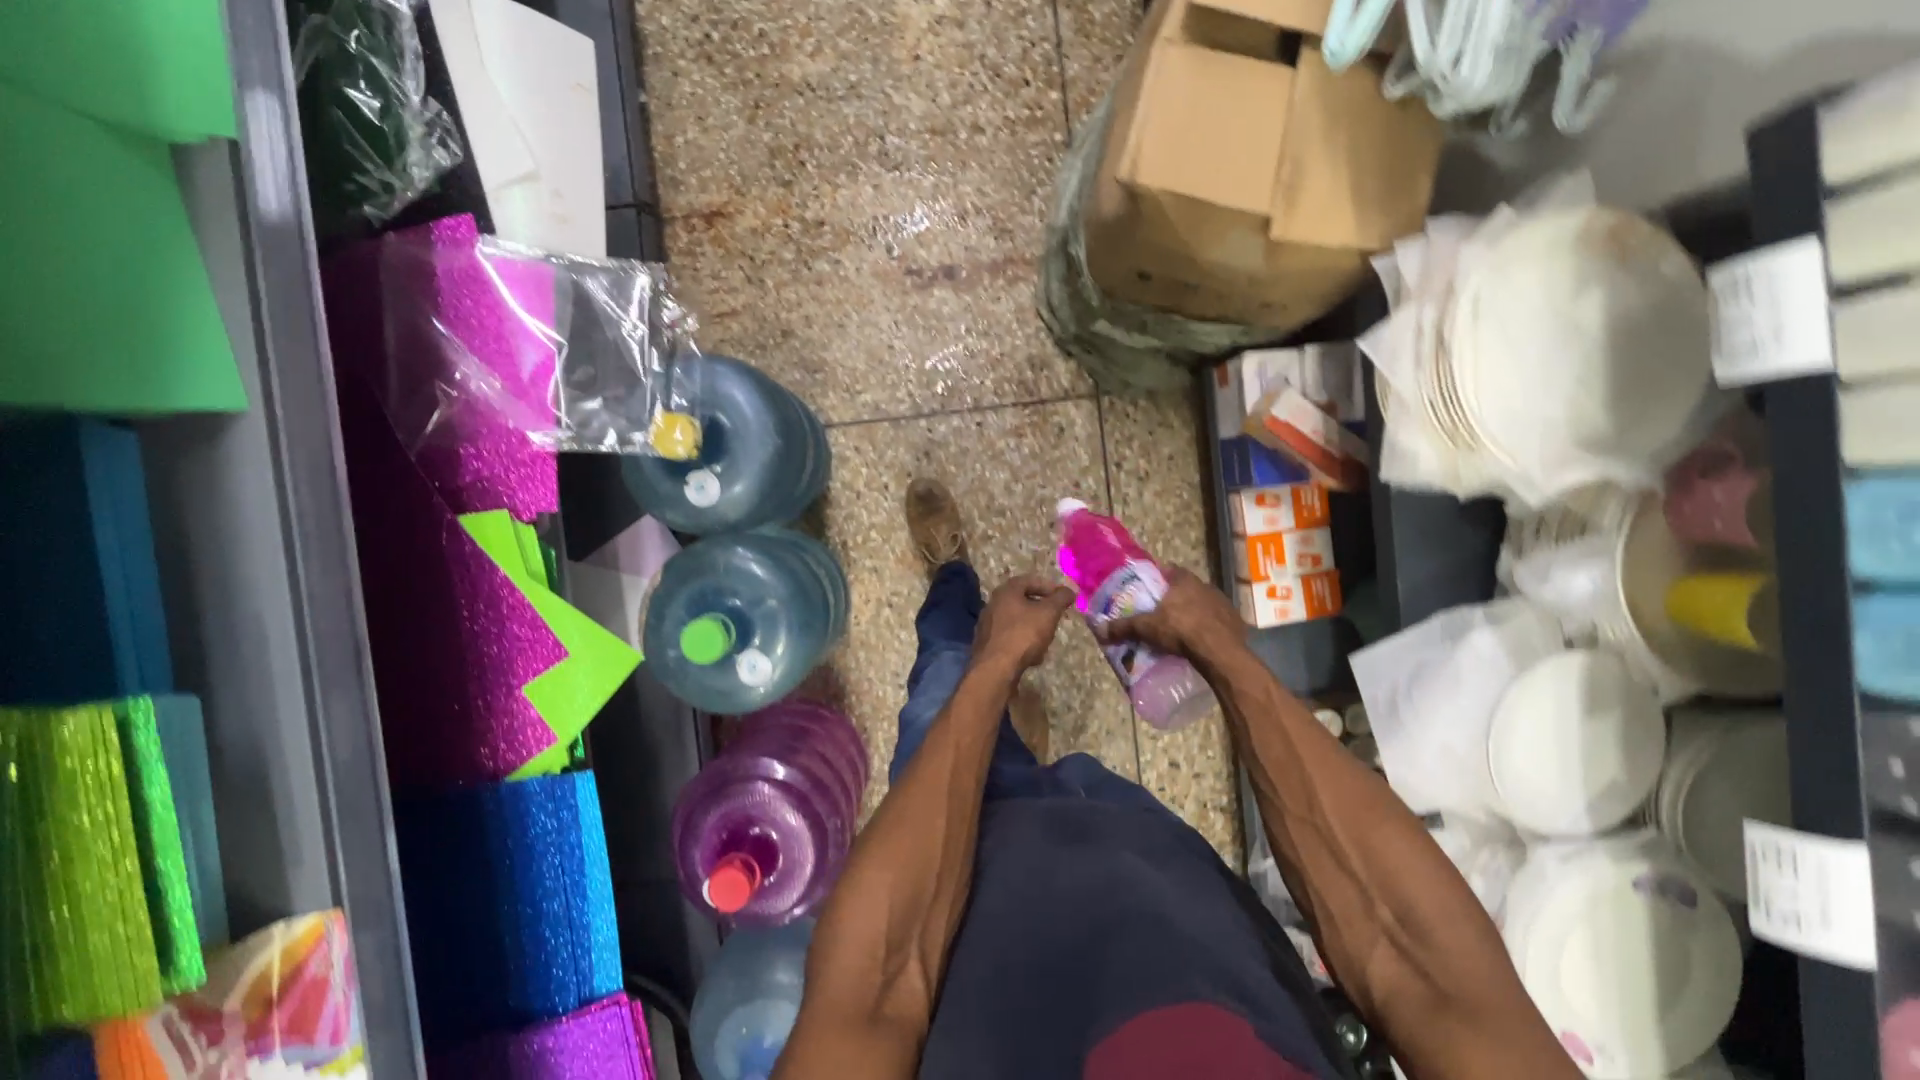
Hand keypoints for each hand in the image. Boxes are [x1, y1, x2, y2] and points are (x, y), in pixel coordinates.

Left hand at [972, 573, 1077, 672]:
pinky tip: (1032, 655)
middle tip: (1055, 617)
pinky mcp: (986, 644)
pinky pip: (1009, 637)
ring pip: (1016, 621)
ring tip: (1047, 638)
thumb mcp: (1049, 613)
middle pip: (1022, 601)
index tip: (1063, 597)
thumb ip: (1060, 598)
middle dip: (1041, 609)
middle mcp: (993, 604)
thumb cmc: (1024, 634)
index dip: (1049, 587)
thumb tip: (1069, 590)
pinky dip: (1022, 641)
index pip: (1029, 580)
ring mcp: (987, 625)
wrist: (996, 668)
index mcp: (1006, 591)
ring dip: (1033, 627)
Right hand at [1095, 565, 1245, 662]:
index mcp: (1184, 580)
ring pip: (1203, 604)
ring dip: (1193, 613)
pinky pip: (1217, 621)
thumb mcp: (1147, 628)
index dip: (1158, 579)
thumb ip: (1124, 626)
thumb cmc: (1181, 630)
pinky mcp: (1235, 621)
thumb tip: (1100, 628)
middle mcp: (1205, 585)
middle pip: (1186, 588)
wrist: (1220, 651)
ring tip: (1180, 630)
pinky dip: (1208, 628)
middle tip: (1161, 614)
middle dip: (1175, 599)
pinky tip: (1200, 641)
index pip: (1169, 570)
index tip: (1149, 591)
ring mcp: (1223, 603)